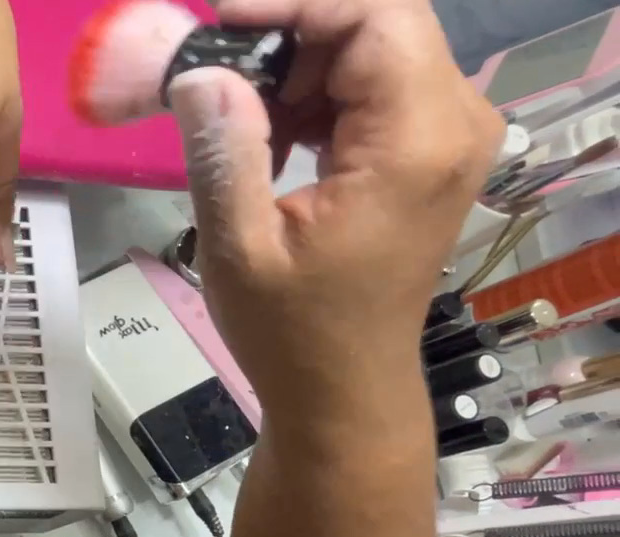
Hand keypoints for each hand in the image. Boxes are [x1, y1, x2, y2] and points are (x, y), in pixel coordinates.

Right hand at [168, 0, 502, 431]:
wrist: (340, 382)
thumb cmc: (288, 327)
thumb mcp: (239, 245)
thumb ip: (224, 154)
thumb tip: (198, 75)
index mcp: (415, 138)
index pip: (375, 17)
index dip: (295, 3)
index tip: (217, 20)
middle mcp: (454, 120)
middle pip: (380, 28)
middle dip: (290, 41)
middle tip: (210, 82)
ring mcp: (449, 136)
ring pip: (375, 58)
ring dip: (297, 75)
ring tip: (232, 125)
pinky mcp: (429, 155)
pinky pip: (375, 96)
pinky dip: (315, 104)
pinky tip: (270, 146)